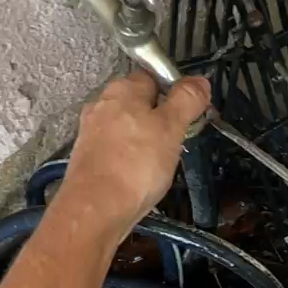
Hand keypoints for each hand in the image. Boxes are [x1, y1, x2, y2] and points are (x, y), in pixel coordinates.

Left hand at [52, 71, 209, 232]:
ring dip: (144, 141)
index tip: (189, 113)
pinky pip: (116, 150)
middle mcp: (102, 105)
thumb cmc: (135, 166)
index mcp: (122, 90)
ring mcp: (91, 132)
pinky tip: (139, 176)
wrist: (95, 210)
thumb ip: (187, 101)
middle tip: (177, 140)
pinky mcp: (88, 158)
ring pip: (127, 128)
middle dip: (159, 119)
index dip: (175, 92)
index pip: (153, 77)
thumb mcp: (172, 128)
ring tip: (159, 163)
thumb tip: (200, 81)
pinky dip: (130, 159)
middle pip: (139, 103)